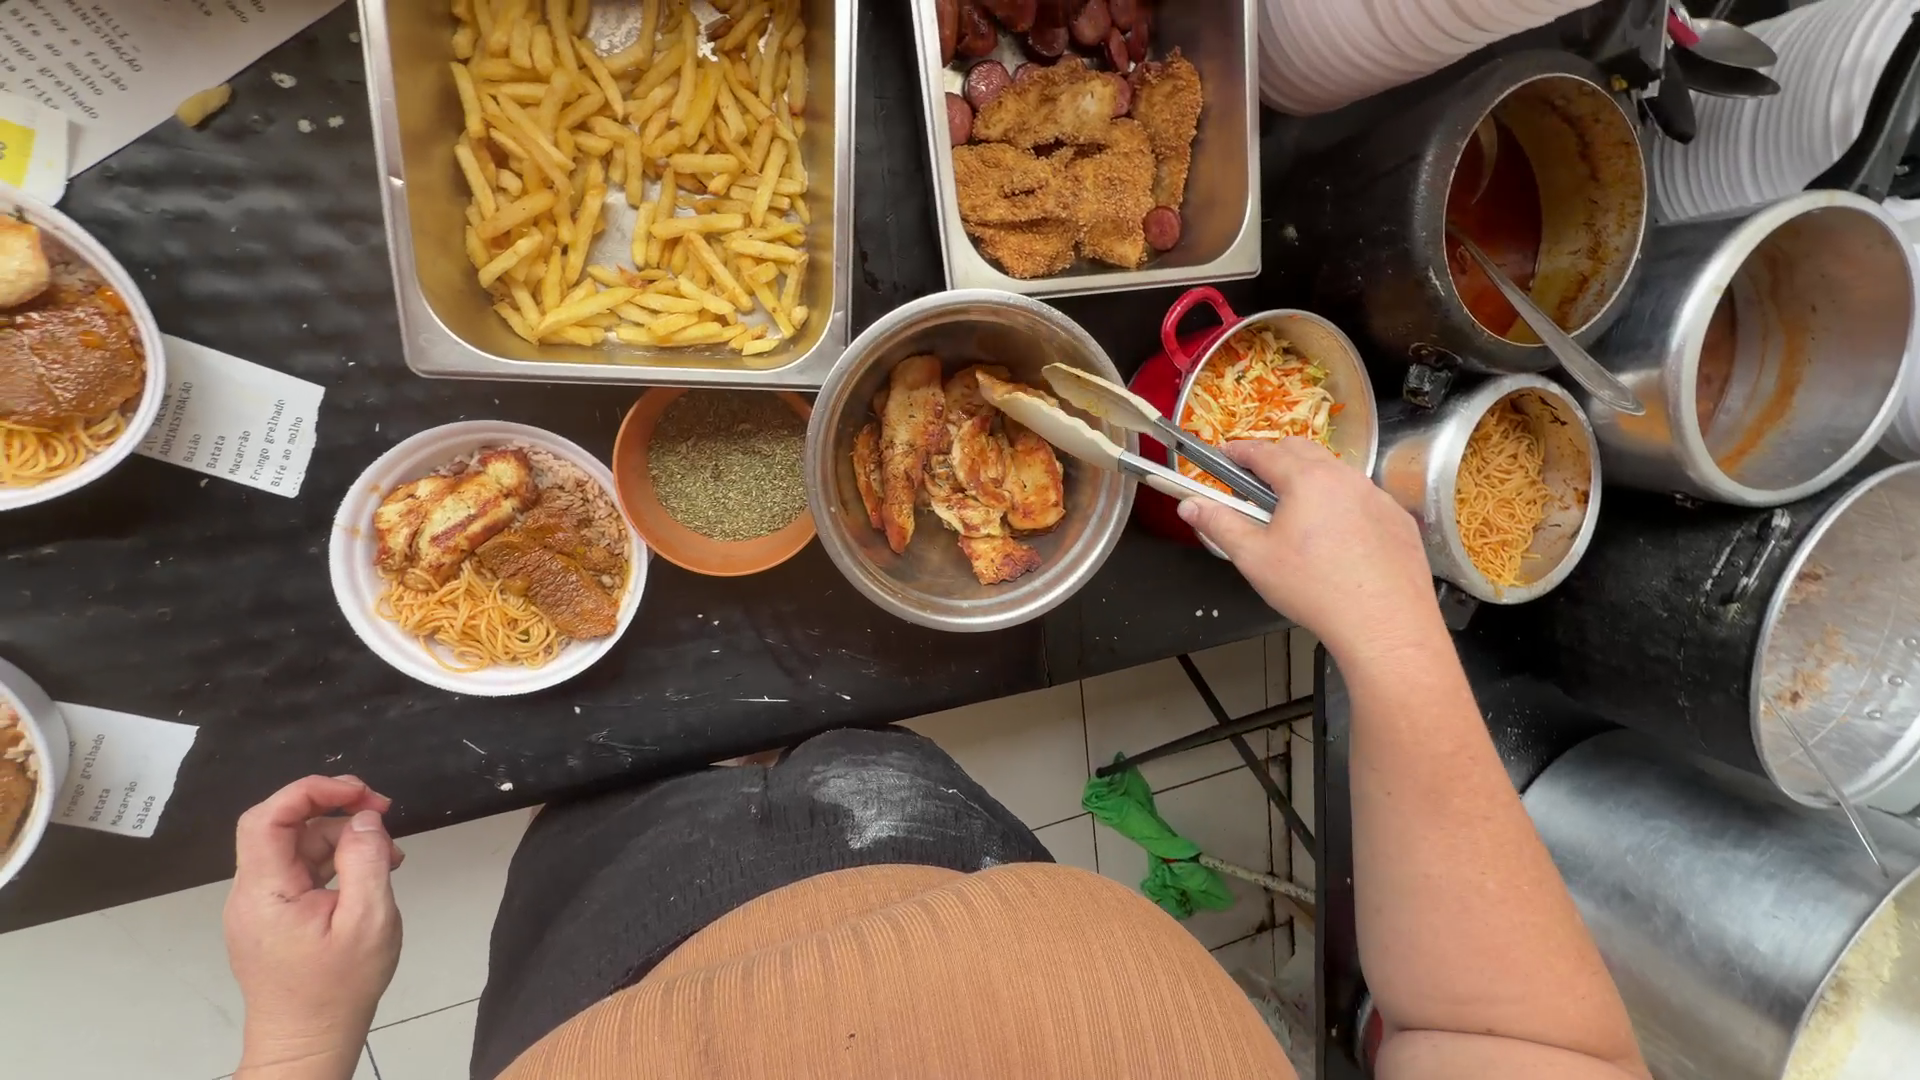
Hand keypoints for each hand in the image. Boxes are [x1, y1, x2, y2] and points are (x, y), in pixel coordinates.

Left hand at [225, 775, 404, 1079]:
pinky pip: (306, 869)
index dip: (311, 790)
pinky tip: (373, 874)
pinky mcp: (278, 915)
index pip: (268, 818)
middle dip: (338, 810)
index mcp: (265, 891)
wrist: (310, 1041)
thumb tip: (366, 818)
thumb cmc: (340, 983)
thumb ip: (366, 860)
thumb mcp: (369, 917)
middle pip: (287, 827)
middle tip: (387, 814)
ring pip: (301, 846)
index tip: (362, 793)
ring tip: (391, 859)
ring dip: (347, 838)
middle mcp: (253, 893)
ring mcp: (263, 905)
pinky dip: (341, 860)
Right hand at [1178, 438, 1444, 666]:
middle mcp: (1345, 478)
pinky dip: (1340, 502)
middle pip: (1302, 450)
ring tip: (1292, 511)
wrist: (1384, 624)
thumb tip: (1188, 505)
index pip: (1264, 452)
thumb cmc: (1313, 588)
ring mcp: (1377, 497)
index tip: (1223, 455)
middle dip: (1273, 457)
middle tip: (1252, 480)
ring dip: (1308, 478)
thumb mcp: (1254, 557)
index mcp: (1306, 480)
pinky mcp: (1398, 519)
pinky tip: (1334, 537)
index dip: (1238, 451)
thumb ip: (1218, 524)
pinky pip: (1362, 497)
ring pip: (1335, 472)